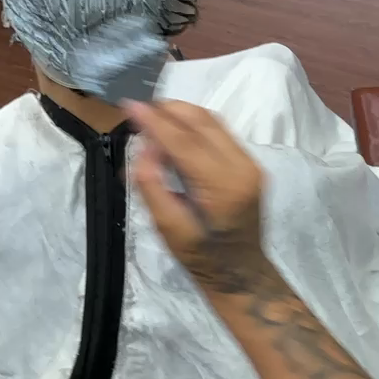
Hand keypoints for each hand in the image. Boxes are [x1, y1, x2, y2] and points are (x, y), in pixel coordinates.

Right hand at [124, 100, 290, 301]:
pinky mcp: (248, 163)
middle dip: (167, 110)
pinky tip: (173, 133)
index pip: (184, 141)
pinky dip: (192, 124)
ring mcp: (250, 163)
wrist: (241, 273)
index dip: (154, 121)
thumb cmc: (201, 257)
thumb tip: (143, 151)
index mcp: (223, 187)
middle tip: (137, 112)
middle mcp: (242, 167)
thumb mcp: (169, 229)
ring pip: (211, 121)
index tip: (128, 105)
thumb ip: (153, 187)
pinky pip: (218, 131)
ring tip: (151, 119)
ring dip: (180, 114)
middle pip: (202, 121)